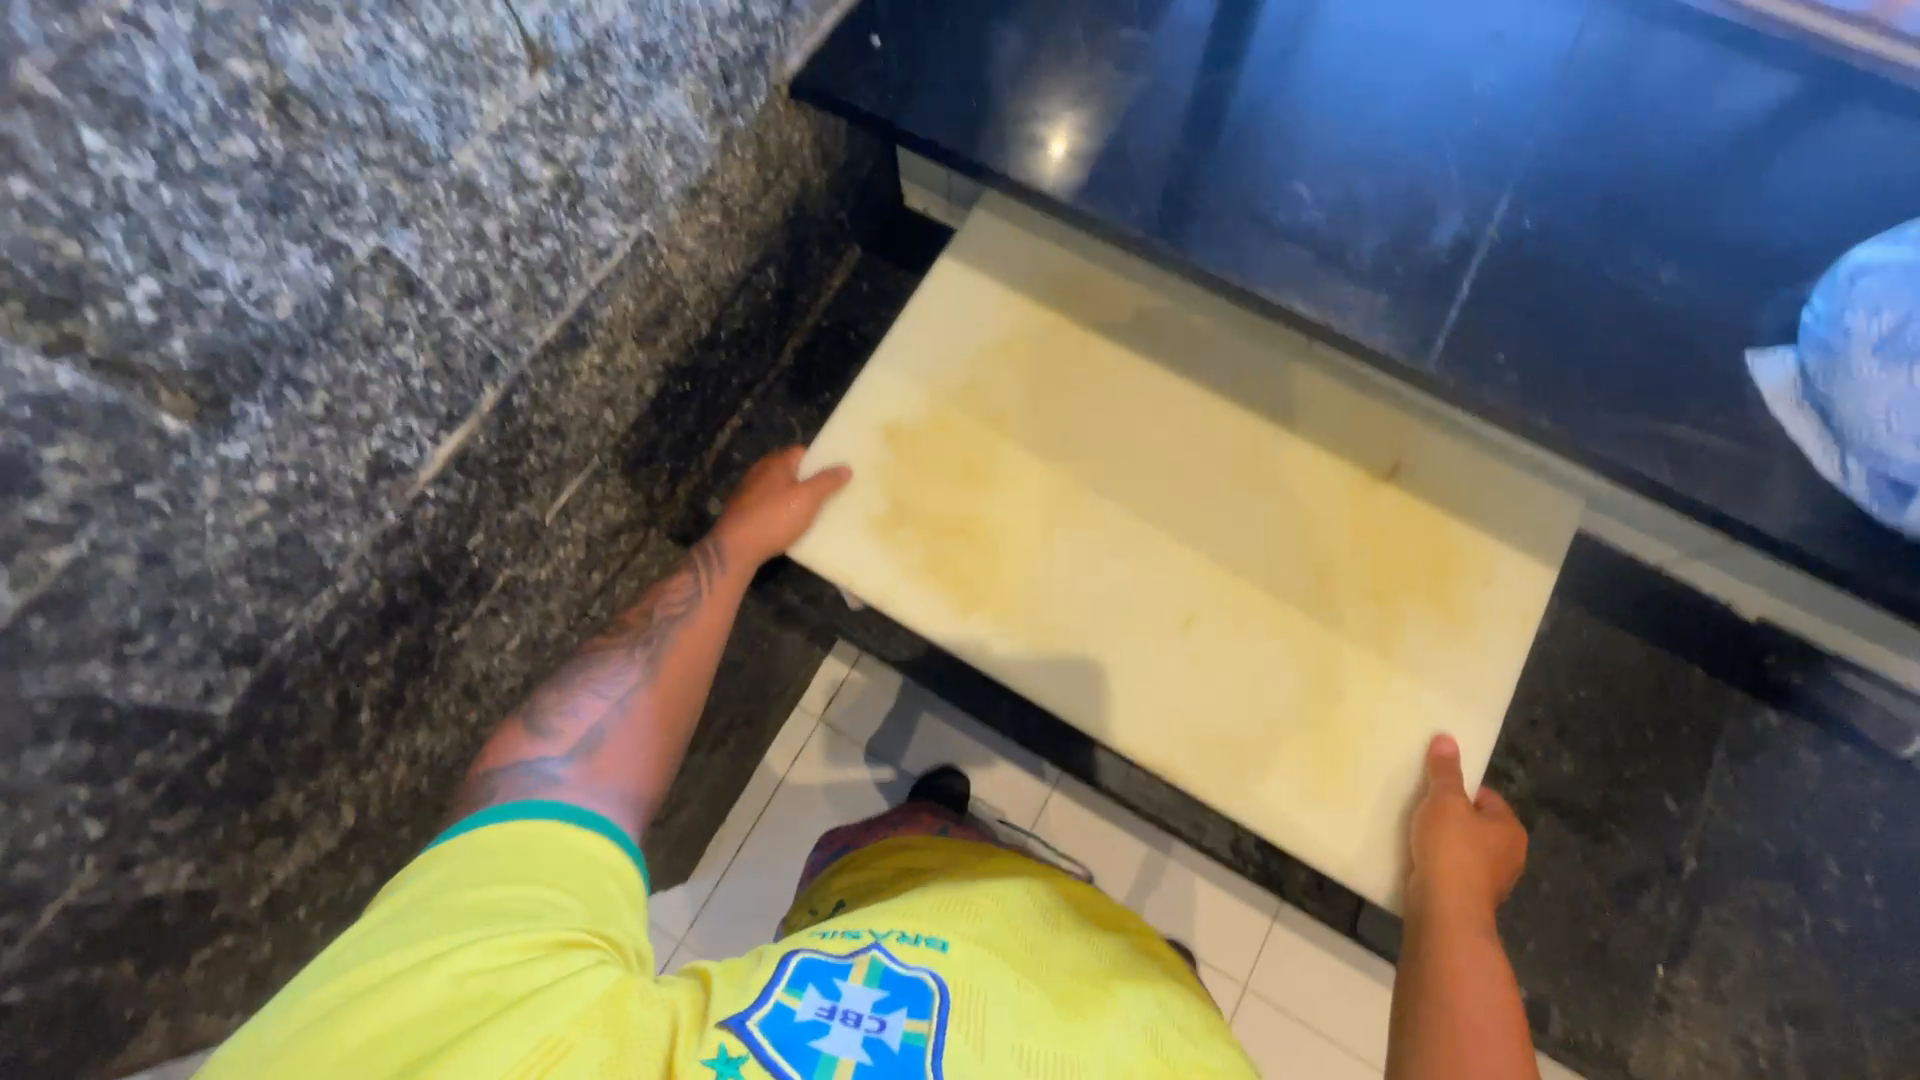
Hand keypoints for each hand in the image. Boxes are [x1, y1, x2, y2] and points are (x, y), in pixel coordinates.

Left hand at [711, 446, 851, 566]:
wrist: (736, 547)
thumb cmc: (775, 518)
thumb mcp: (808, 499)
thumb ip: (827, 481)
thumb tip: (846, 467)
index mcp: (777, 462)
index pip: (801, 452)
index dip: (818, 462)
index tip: (832, 477)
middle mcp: (760, 471)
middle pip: (790, 470)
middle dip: (807, 481)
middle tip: (825, 496)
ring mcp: (748, 491)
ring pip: (778, 489)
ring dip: (793, 498)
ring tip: (810, 513)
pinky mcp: (743, 510)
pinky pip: (768, 505)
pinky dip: (779, 511)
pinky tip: (787, 526)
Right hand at [1405, 734, 1527, 929]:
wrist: (1446, 906)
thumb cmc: (1452, 848)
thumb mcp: (1445, 801)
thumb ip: (1445, 771)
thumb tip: (1447, 738)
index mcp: (1510, 828)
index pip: (1486, 797)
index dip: (1459, 791)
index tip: (1433, 792)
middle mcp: (1511, 854)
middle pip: (1477, 824)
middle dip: (1452, 818)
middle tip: (1422, 811)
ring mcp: (1494, 880)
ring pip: (1467, 849)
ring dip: (1446, 843)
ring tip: (1417, 835)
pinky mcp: (1473, 896)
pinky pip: (1456, 870)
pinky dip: (1441, 864)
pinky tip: (1420, 860)